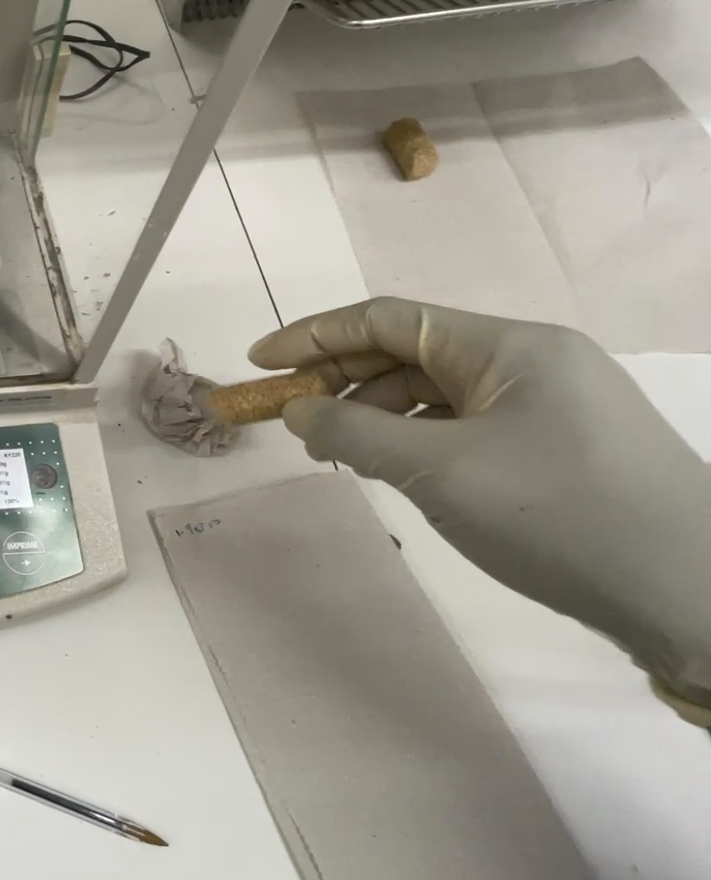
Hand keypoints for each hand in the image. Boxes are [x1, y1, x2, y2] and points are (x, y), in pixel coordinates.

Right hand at [249, 297, 710, 706]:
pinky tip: (384, 466)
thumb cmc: (560, 516)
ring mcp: (544, 404)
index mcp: (508, 348)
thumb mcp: (437, 470)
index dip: (312, 336)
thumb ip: (350, 430)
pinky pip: (456, 422)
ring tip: (331, 452)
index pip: (386, 320)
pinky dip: (408, 437)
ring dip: (369, 413)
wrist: (701, 602)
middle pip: (405, 352)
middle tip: (285, 415)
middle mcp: (527, 362)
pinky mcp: (551, 444)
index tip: (257, 363)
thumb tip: (295, 410)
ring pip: (428, 391)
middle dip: (336, 378)